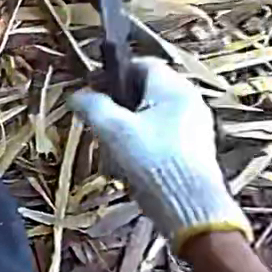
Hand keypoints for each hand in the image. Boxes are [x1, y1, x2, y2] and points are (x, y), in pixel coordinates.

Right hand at [69, 58, 249, 247]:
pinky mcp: (194, 149)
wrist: (188, 206)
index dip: (114, 71)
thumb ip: (91, 105)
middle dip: (118, 101)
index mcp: (174, 89)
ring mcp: (195, 126)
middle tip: (97, 116)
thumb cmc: (150, 159)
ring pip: (152, 112)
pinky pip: (162, 133)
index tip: (93, 87)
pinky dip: (142, 139)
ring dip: (127, 122)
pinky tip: (128, 160)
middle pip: (146, 89)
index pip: (143, 64)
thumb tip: (76, 94)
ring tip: (110, 143)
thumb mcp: (112, 129)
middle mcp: (190, 102)